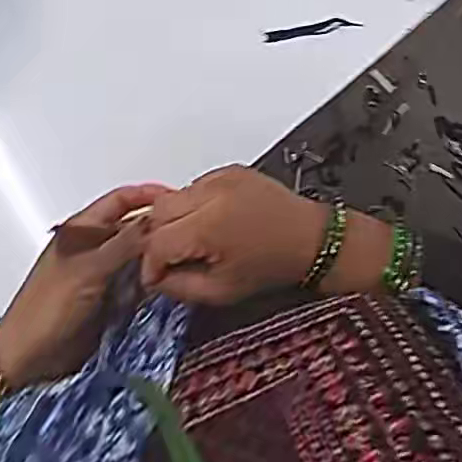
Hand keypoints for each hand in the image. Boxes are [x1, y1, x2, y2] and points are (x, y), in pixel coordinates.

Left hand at [0, 183, 169, 382]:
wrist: (28, 363)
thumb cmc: (47, 310)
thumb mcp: (88, 269)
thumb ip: (124, 242)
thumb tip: (156, 218)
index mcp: (82, 229)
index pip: (122, 199)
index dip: (148, 195)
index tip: (176, 198)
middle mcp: (96, 246)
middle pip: (134, 224)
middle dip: (158, 225)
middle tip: (187, 229)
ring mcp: (104, 271)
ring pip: (140, 252)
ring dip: (158, 253)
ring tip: (184, 253)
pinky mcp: (112, 296)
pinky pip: (140, 278)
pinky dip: (154, 276)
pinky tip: (170, 277)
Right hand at [142, 166, 392, 304]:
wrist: (309, 237)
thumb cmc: (272, 265)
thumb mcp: (221, 290)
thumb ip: (179, 286)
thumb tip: (155, 277)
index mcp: (209, 226)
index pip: (156, 241)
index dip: (151, 265)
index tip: (158, 276)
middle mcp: (213, 194)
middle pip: (158, 210)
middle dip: (158, 237)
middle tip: (171, 257)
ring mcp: (222, 177)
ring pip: (175, 195)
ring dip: (175, 218)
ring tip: (196, 239)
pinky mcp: (231, 170)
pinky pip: (196, 185)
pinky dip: (195, 203)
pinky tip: (213, 221)